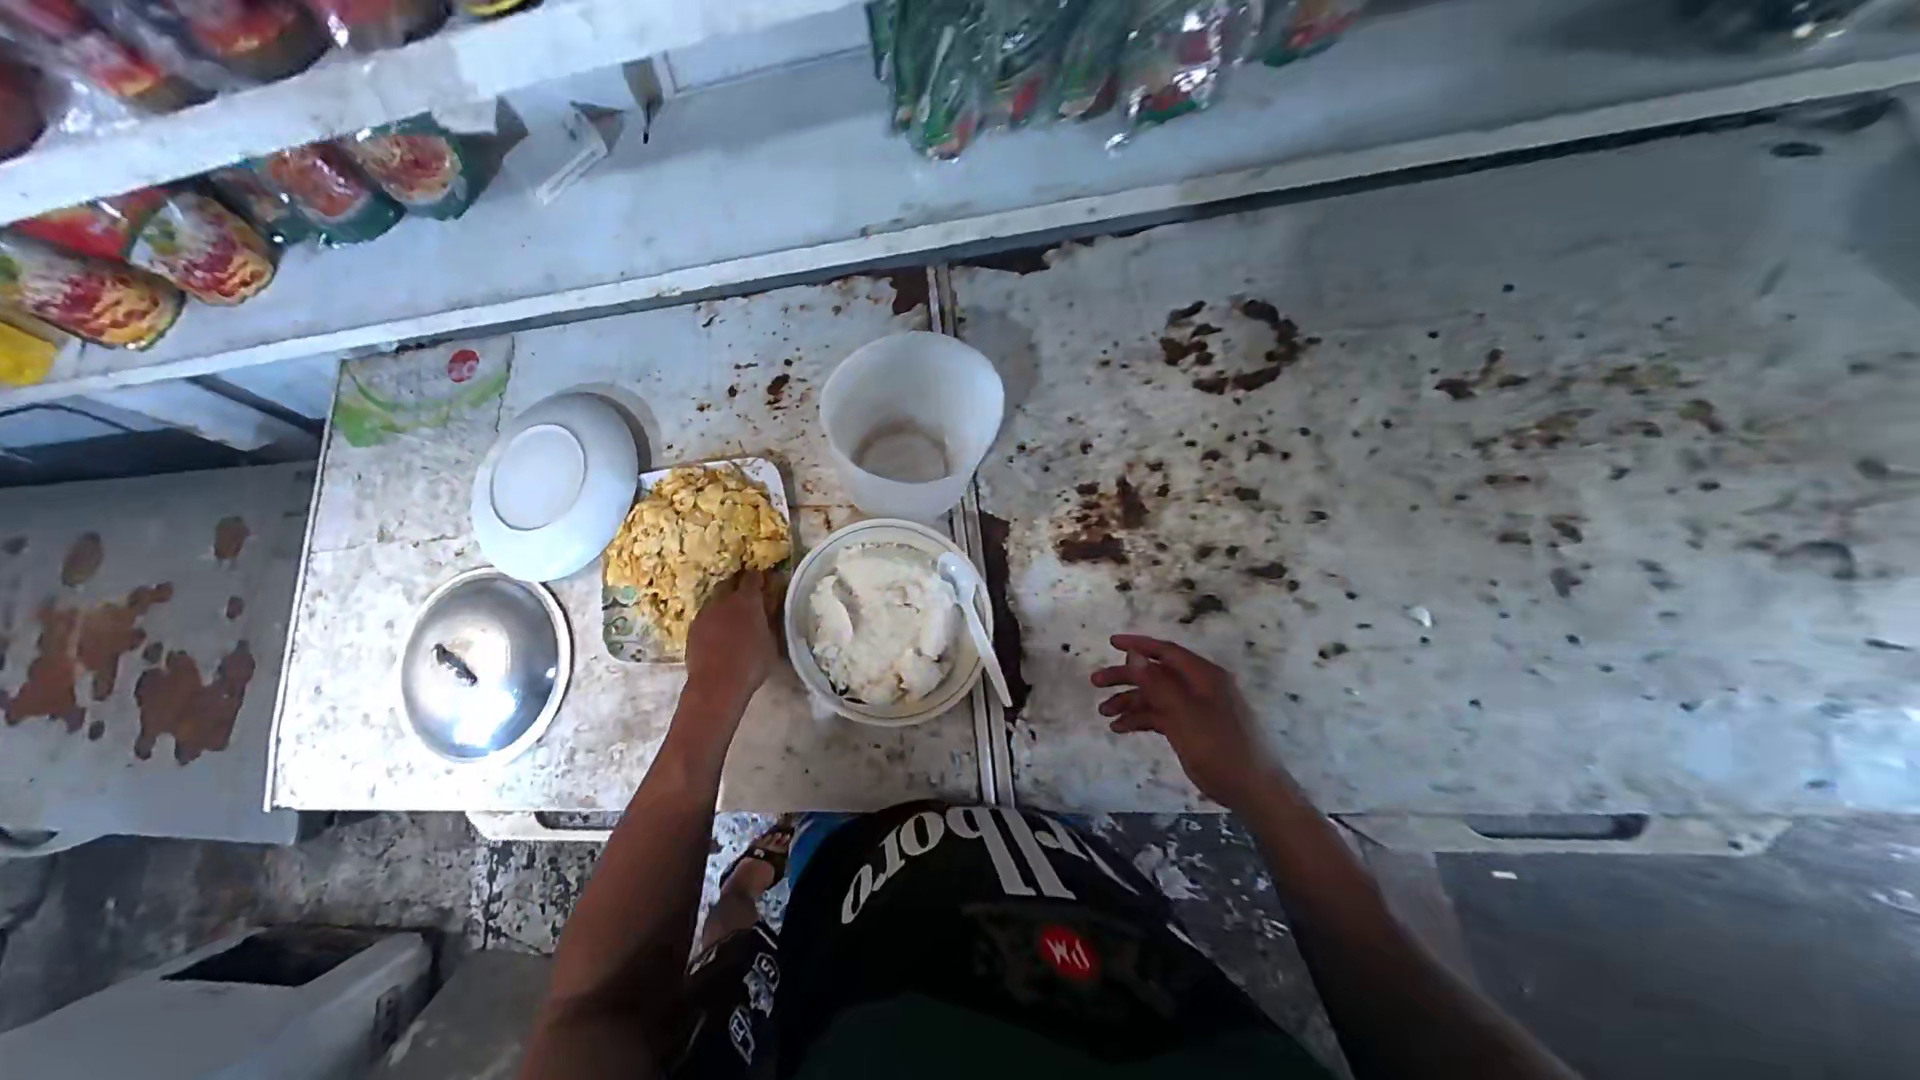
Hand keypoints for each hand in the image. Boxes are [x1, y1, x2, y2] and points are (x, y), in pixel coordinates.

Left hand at [684, 570, 778, 709]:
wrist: (716, 684)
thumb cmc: (751, 663)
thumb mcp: (770, 642)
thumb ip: (769, 621)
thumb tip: (769, 610)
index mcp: (747, 601)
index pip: (752, 577)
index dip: (758, 579)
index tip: (763, 584)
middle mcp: (723, 601)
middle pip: (729, 583)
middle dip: (737, 587)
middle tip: (747, 599)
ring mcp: (704, 614)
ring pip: (714, 600)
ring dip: (723, 603)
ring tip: (731, 618)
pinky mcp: (692, 628)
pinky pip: (705, 616)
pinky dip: (713, 619)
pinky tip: (718, 634)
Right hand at [1091, 634, 1295, 811]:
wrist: (1253, 790)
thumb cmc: (1220, 746)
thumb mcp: (1184, 713)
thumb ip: (1157, 683)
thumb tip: (1134, 654)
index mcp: (1204, 676)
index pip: (1166, 652)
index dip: (1137, 646)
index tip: (1110, 643)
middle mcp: (1199, 687)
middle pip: (1156, 674)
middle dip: (1126, 678)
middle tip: (1096, 682)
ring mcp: (1196, 709)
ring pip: (1156, 697)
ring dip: (1130, 702)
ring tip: (1104, 713)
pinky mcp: (1192, 729)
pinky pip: (1161, 716)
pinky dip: (1141, 719)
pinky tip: (1121, 728)